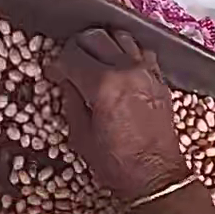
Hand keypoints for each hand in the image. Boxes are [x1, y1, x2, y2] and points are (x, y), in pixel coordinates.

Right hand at [51, 28, 188, 202]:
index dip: (57, 63)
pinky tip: (119, 66)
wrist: (156, 176)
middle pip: (95, 37)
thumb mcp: (81, 137)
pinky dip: (127, 51)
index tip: (54, 73)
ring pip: (120, 36)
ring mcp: (147, 72)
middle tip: (70, 64)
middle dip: (77, 47)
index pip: (71, 55)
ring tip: (94, 60)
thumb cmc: (118, 164)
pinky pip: (141, 50)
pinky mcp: (160, 79)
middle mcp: (127, 71)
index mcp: (103, 85)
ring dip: (103, 43)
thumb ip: (71, 101)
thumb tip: (66, 81)